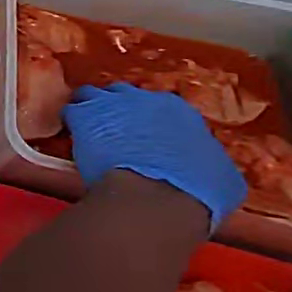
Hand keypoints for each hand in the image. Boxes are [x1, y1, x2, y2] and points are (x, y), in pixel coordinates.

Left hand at [63, 83, 246, 231]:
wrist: (157, 195)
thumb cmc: (196, 191)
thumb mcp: (220, 174)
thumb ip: (208, 159)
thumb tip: (205, 163)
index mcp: (177, 109)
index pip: (158, 106)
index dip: (148, 120)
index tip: (143, 134)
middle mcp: (142, 98)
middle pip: (124, 96)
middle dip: (118, 109)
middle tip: (114, 130)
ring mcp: (110, 103)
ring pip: (93, 95)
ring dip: (91, 109)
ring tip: (88, 128)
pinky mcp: (84, 115)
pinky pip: (71, 111)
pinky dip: (71, 121)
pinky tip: (72, 134)